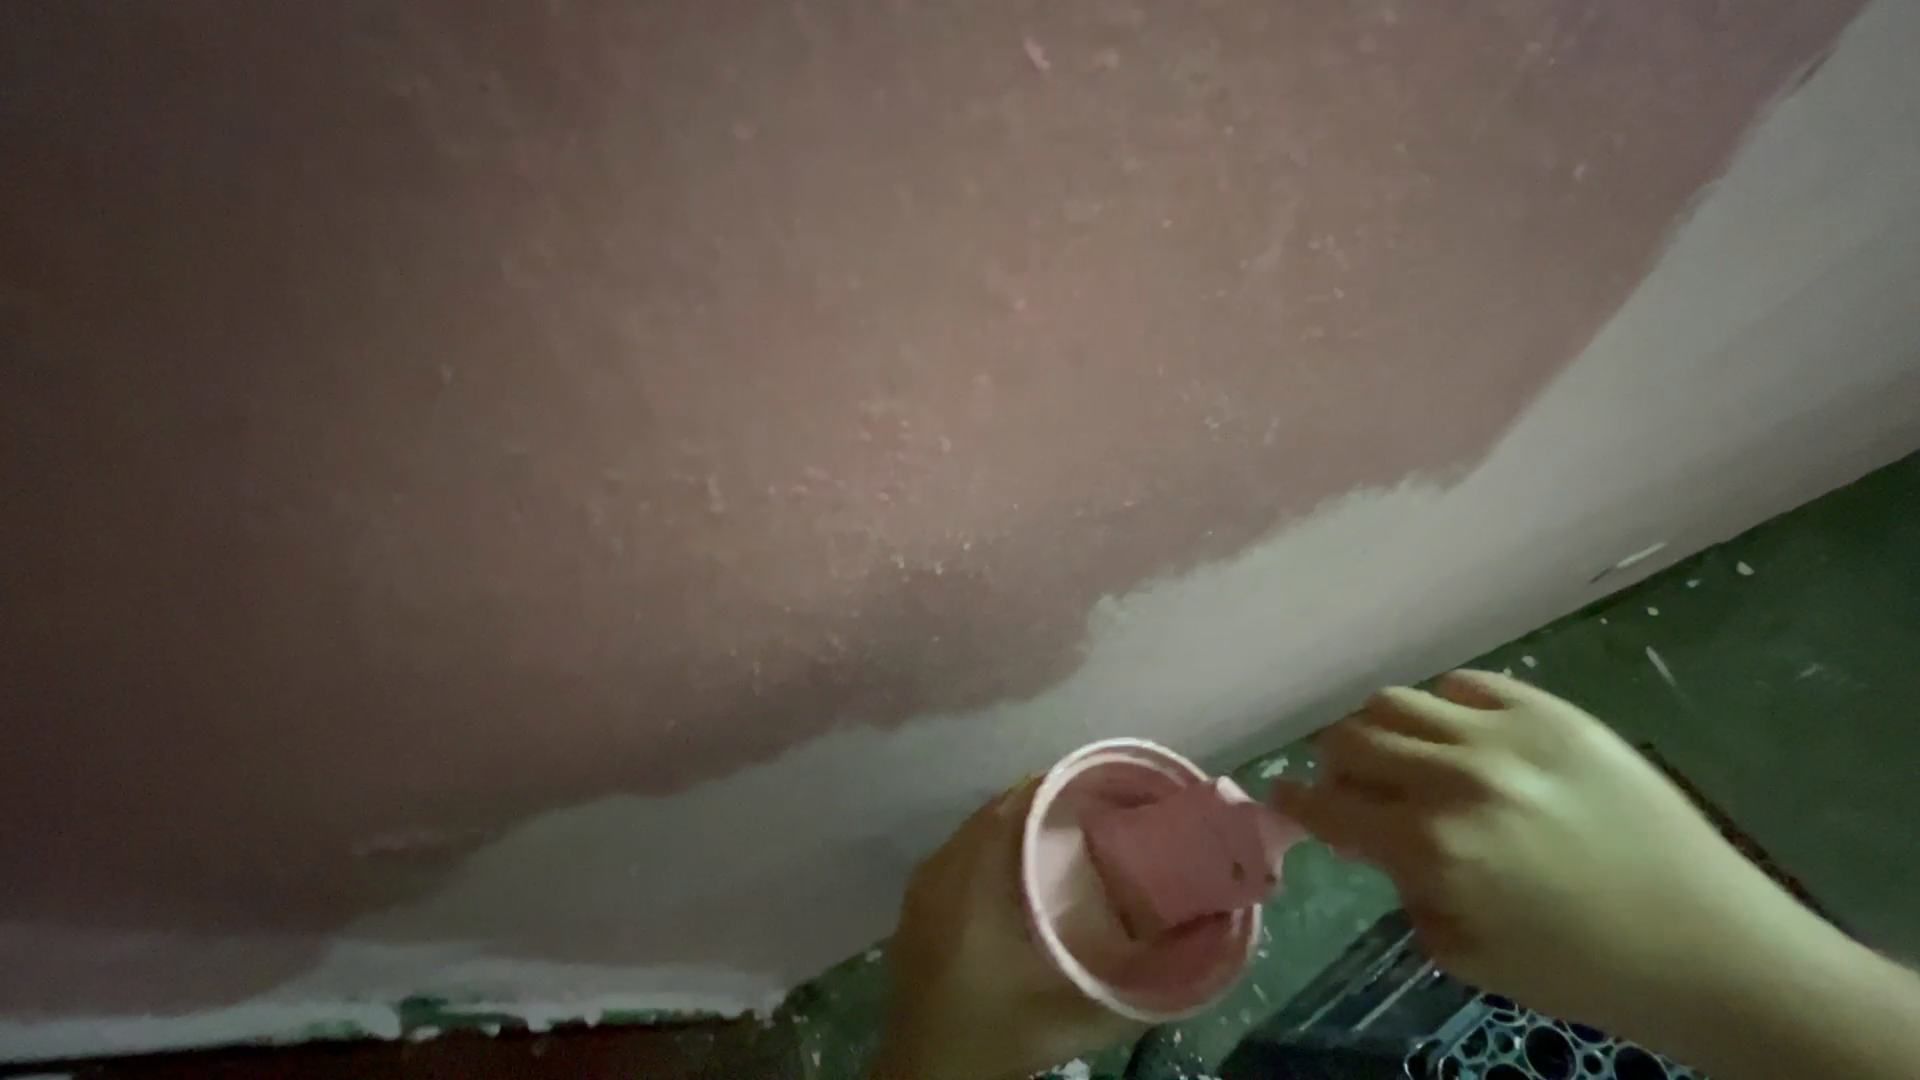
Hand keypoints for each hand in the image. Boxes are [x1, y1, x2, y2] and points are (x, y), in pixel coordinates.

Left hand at [874, 777, 1144, 1079]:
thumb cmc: (997, 1031)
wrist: (928, 1069)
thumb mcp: (1072, 1017)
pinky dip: (990, 845)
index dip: (1055, 788)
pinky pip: (959, 850)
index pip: (1014, 806)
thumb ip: (1135, 988)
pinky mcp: (917, 897)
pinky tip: (1017, 868)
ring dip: (1015, 823)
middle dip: (1042, 803)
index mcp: (975, 879)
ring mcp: (925, 880)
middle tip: (1089, 812)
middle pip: (996, 811)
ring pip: (976, 828)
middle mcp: (944, 865)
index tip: (1097, 788)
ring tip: (1061, 834)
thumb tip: (1188, 954)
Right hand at [1271, 670, 1803, 1037]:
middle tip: (1355, 788)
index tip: (1285, 797)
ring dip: (1380, 731)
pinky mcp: (1553, 713)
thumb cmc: (1582, 970)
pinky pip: (1465, 684)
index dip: (1294, 800)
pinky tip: (1463, 739)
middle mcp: (1455, 778)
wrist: (1721, 955)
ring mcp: (1506, 736)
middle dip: (1336, 766)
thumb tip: (1370, 837)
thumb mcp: (1463, 951)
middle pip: (1348, 738)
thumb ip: (1400, 884)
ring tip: (1403, 754)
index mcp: (1431, 846)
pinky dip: (1445, 709)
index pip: (1325, 804)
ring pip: (1394, 701)